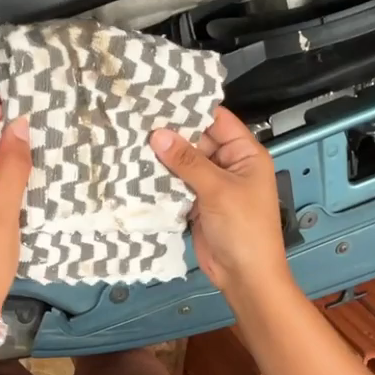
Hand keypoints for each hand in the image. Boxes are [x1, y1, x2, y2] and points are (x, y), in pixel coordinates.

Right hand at [150, 106, 292, 295]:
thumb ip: (186, 161)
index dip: (191, 110)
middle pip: (197, 141)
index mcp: (245, 154)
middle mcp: (228, 165)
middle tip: (136, 121)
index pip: (217, 121)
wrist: (244, 275)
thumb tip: (157, 134)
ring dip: (162, 159)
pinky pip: (177, 187)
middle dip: (171, 135)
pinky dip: (161, 182)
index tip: (159, 99)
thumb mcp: (217, 189)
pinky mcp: (197, 205)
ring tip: (130, 142)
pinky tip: (137, 172)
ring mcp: (212, 186)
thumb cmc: (243, 228)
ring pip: (184, 165)